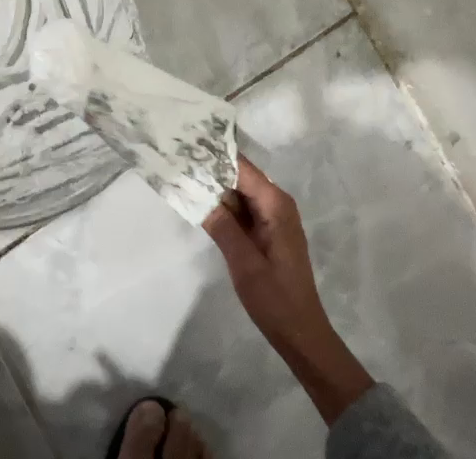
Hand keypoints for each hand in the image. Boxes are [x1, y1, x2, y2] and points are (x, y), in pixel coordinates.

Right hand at [203, 156, 373, 422]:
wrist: (300, 333)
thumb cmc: (275, 298)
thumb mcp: (243, 262)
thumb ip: (221, 224)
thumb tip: (196, 189)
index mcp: (276, 204)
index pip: (241, 167)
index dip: (214, 154)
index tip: (185, 143)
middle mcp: (276, 203)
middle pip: (239, 175)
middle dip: (210, 168)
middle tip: (175, 157)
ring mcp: (272, 217)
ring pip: (238, 192)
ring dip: (213, 186)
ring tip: (180, 174)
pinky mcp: (266, 231)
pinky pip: (241, 209)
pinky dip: (222, 205)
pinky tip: (198, 203)